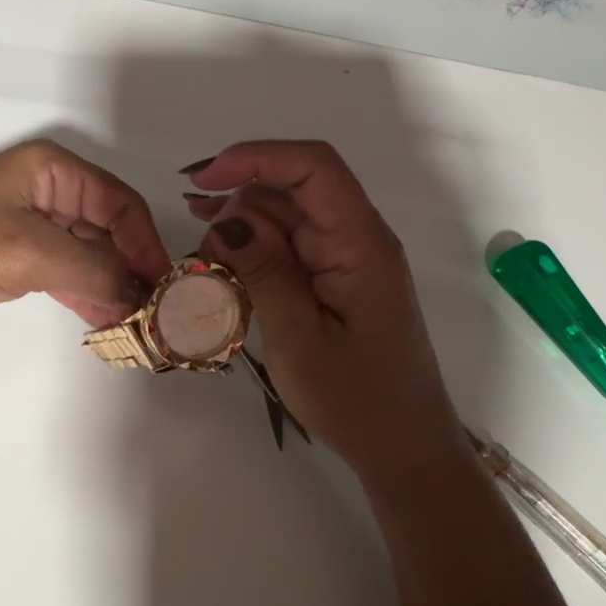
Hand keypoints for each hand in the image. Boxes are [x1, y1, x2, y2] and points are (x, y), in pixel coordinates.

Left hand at [0, 140, 173, 326]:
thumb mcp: (30, 254)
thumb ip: (94, 270)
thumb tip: (141, 294)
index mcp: (49, 170)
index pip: (119, 202)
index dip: (146, 243)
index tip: (164, 286)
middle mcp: (43, 190)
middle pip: (107, 227)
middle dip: (131, 267)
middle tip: (157, 311)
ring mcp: (26, 223)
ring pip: (87, 252)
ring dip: (110, 284)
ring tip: (137, 324)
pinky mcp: (12, 255)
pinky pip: (63, 270)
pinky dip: (84, 292)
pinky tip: (105, 320)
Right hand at [182, 141, 461, 475]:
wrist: (403, 448)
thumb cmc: (355, 399)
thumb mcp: (298, 337)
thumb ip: (265, 270)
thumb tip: (228, 216)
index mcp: (359, 244)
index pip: (313, 167)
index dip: (255, 158)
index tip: (202, 180)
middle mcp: (357, 238)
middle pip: (291, 189)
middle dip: (237, 202)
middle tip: (202, 255)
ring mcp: (346, 257)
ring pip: (284, 215)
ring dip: (240, 228)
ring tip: (206, 264)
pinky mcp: (335, 276)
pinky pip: (289, 244)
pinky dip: (252, 249)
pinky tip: (222, 263)